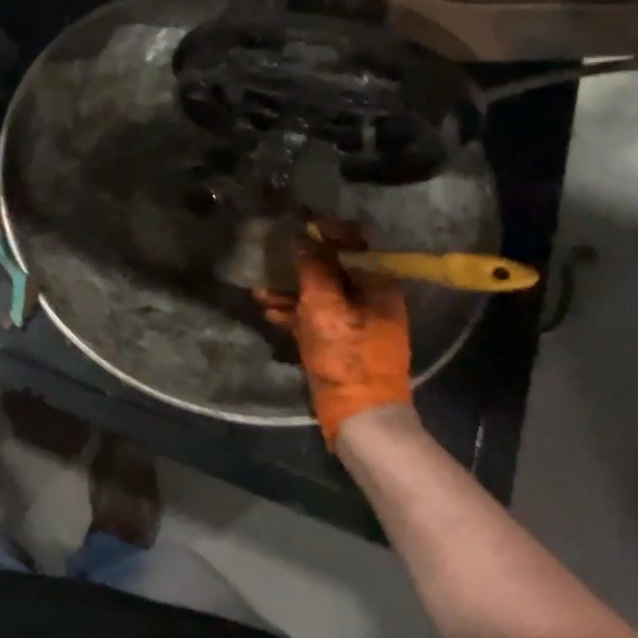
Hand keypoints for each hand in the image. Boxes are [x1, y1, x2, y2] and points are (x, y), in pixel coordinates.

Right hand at [256, 230, 410, 447]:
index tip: (299, 223)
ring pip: (321, 294)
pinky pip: (315, 317)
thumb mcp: (325, 307)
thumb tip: (303, 239)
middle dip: (303, 260)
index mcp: (378, 287)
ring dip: (291, 289)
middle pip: (336, 268)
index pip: (358, 244)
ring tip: (258, 289)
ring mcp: (356, 323)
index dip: (330, 230)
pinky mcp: (340, 342)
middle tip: (272, 251)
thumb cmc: (346, 356)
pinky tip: (267, 311)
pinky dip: (293, 312)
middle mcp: (371, 300)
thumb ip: (315, 270)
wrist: (360, 414)